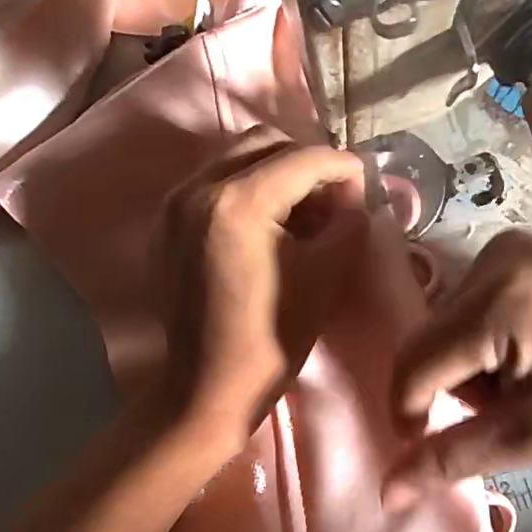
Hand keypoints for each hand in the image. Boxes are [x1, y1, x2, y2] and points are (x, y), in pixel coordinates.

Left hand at [157, 130, 366, 450]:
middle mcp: (197, 188)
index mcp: (237, 201)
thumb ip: (348, 225)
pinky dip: (249, 191)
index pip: (302, 158)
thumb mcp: (325, 278)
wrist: (207, 389)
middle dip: (307, 164)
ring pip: (236, 160)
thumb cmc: (272, 338)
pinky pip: (214, 185)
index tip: (364, 190)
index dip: (343, 168)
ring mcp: (174, 205)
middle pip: (264, 142)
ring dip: (278, 175)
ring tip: (305, 214)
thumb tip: (353, 202)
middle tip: (333, 201)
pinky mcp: (167, 226)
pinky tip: (271, 228)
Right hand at [387, 231, 531, 495]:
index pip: (414, 364)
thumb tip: (385, 493)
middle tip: (508, 414)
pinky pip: (474, 301)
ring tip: (529, 385)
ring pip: (449, 324)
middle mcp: (493, 257)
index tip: (436, 451)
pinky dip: (486, 339)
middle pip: (429, 341)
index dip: (412, 416)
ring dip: (470, 367)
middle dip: (453, 390)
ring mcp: (510, 244)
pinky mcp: (525, 246)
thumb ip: (456, 458)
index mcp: (499, 299)